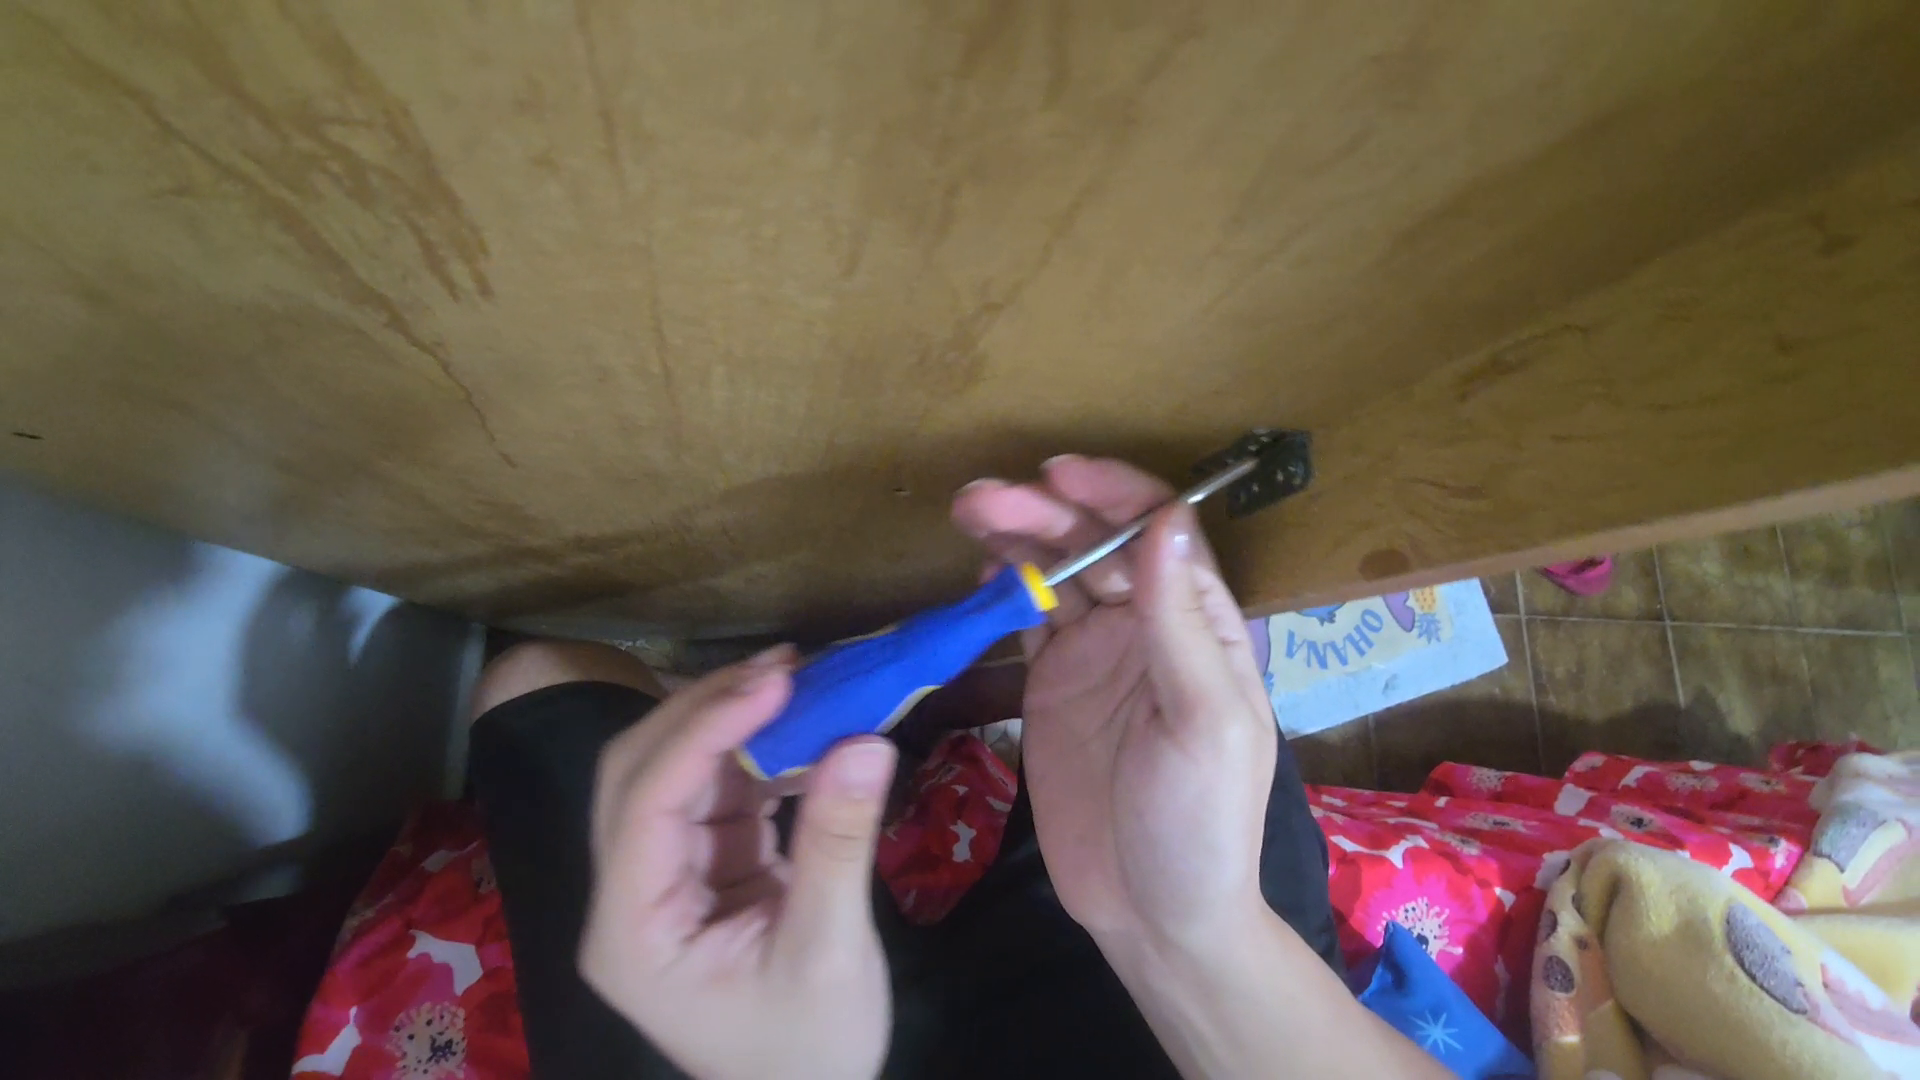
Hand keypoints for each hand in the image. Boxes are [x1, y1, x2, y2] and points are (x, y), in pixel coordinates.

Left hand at [578, 647, 897, 1079]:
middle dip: (706, 709)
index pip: (647, 802)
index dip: (706, 731)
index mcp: (633, 928)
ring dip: (732, 720)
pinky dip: (759, 750)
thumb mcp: (829, 953)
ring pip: (677, 770)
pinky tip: (800, 727)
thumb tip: (866, 740)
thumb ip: (839, 844)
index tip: (776, 682)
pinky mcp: (707, 862)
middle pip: (643, 771)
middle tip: (783, 668)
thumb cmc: (807, 1050)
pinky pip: (721, 787)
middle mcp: (631, 891)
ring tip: (794, 679)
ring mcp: (667, 874)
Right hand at [952, 456, 1276, 947]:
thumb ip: (1180, 623)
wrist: (1152, 914)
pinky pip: (1027, 619)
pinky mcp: (1052, 681)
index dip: (1112, 494)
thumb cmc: (1199, 823)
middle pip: (1095, 545)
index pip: (1157, 533)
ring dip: (1017, 538)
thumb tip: (1166, 521)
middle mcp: (1146, 625)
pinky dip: (1004, 589)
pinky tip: (981, 570)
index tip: (1059, 474)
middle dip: (1045, 513)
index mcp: (1198, 624)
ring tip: (971, 512)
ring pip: (1056, 573)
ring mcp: (1096, 652)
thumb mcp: (1203, 723)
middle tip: (985, 499)